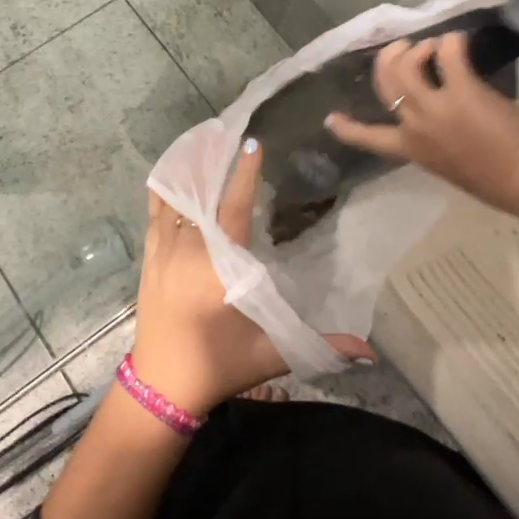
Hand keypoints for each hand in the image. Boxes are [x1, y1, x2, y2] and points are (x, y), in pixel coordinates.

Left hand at [129, 140, 375, 415]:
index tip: (252, 145)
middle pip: (199, 195)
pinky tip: (165, 176)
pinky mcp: (148, 263)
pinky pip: (152, 218)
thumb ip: (320, 345)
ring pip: (172, 200)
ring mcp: (163, 254)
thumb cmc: (219, 367)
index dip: (243, 176)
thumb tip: (370, 352)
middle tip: (221, 129)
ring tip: (197, 141)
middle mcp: (188, 252)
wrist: (161, 388)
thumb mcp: (271, 355)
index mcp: (219, 267)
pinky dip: (161, 194)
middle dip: (211, 161)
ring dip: (185, 171)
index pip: (233, 209)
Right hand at [325, 32, 518, 217]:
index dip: (347, 128)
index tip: (331, 118)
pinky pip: (447, 54)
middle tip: (405, 48)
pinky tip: (459, 40)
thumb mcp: (452, 167)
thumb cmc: (497, 183)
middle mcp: (415, 127)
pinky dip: (451, 42)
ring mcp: (436, 107)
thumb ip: (437, 145)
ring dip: (417, 48)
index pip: (369, 138)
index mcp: (412, 152)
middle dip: (389, 59)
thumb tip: (441, 125)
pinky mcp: (463, 90)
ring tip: (433, 45)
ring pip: (405, 65)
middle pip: (384, 83)